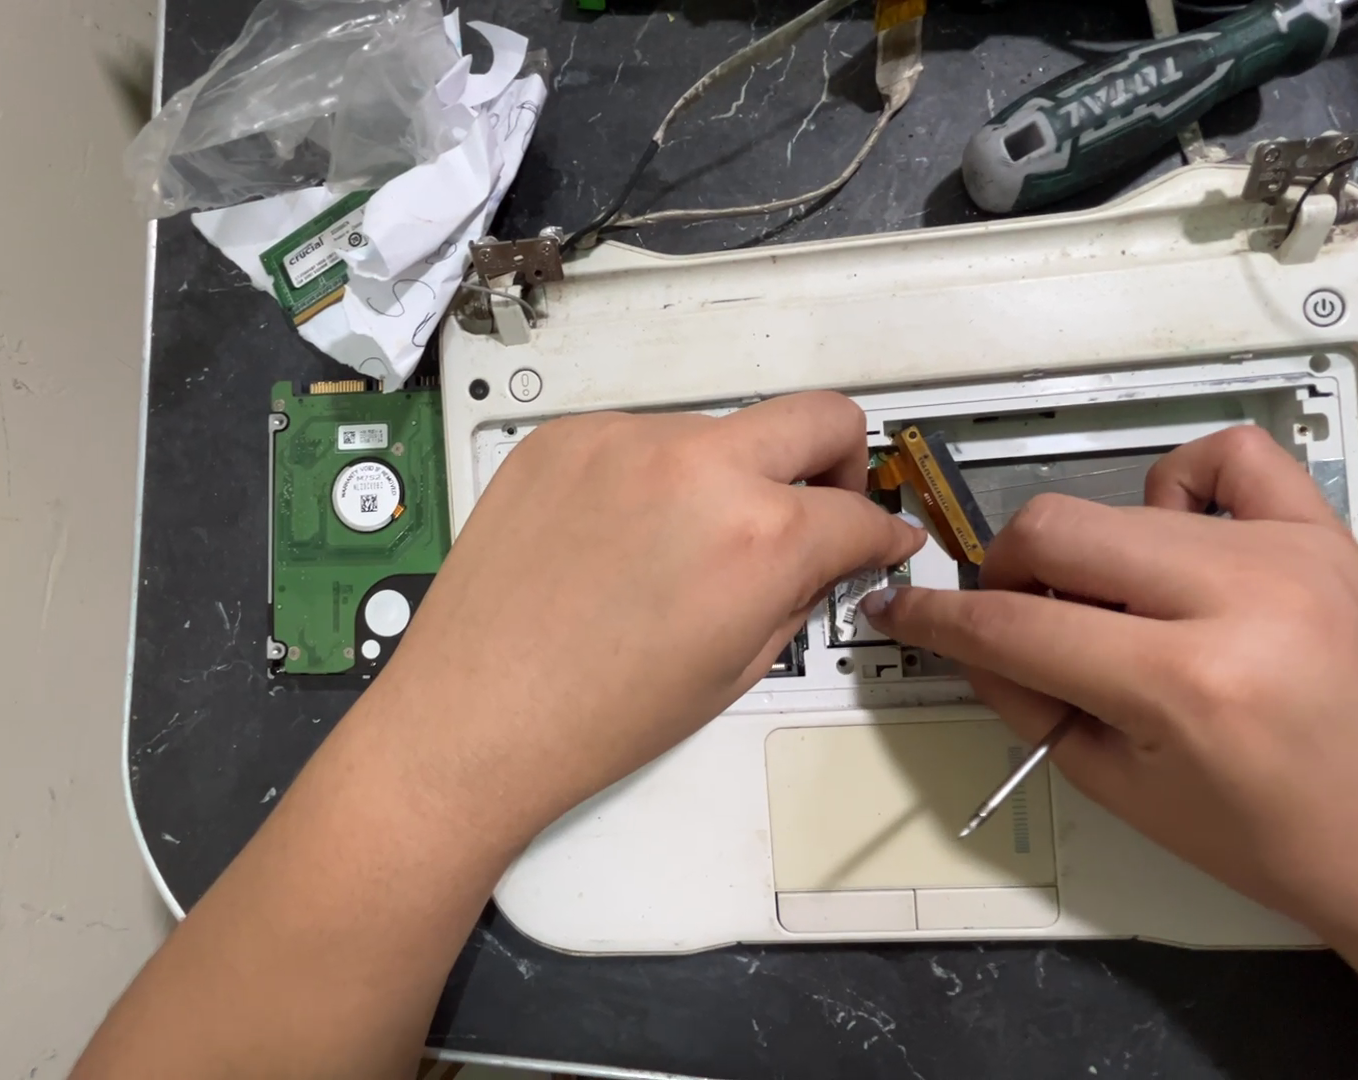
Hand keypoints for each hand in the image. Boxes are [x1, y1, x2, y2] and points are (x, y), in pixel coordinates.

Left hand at [369, 391, 923, 847]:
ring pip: (722, 430)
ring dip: (730, 475)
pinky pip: (642, 439)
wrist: (475, 715)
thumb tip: (832, 554)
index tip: (879, 542)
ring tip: (685, 540)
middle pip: (822, 415)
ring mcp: (625, 438)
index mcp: (758, 535)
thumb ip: (799, 592)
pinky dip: (655, 476)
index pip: (862, 512)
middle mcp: (700, 464)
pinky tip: (622, 532)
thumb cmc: (603, 717)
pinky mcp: (564, 435)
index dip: (883, 536)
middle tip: (815, 509)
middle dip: (839, 462)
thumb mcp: (736, 669)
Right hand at [863, 426, 1357, 930]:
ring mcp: (1289, 551)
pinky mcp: (1325, 531)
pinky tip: (1178, 540)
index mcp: (1184, 684)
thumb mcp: (1109, 783)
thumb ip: (1025, 694)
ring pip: (1109, 501)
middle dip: (1005, 575)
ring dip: (1078, 556)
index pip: (1010, 626)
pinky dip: (1173, 487)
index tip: (893, 609)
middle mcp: (1238, 597)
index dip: (933, 617)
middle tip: (1025, 622)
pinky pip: (1223, 456)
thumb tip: (976, 630)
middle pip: (1049, 529)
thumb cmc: (1259, 839)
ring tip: (1117, 609)